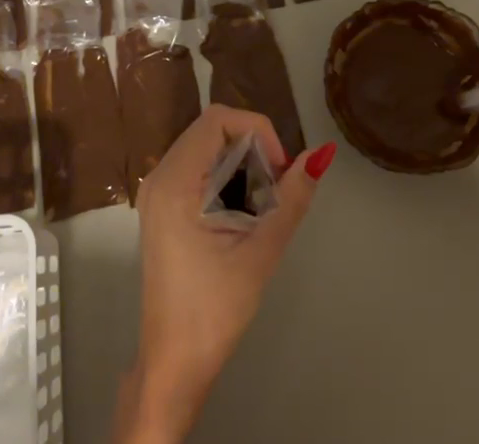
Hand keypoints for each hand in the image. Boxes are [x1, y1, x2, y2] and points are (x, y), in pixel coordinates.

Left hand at [117, 105, 334, 443]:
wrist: (174, 360)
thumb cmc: (215, 307)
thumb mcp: (261, 250)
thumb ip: (292, 197)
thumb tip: (321, 155)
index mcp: (175, 182)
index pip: (218, 119)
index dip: (257, 130)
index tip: (280, 171)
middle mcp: (159, 178)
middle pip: (211, 129)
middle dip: (252, 147)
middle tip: (277, 189)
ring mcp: (157, 193)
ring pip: (206, 147)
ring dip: (241, 162)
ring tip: (263, 205)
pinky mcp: (163, 208)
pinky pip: (197, 168)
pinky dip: (226, 176)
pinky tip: (243, 214)